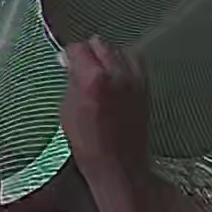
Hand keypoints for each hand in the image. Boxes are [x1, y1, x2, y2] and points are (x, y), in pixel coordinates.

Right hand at [61, 38, 149, 195]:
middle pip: (100, 44)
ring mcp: (134, 79)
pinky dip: (122, 62)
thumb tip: (69, 63)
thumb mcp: (67, 111)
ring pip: (118, 49)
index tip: (65, 61)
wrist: (120, 167)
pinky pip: (133, 61)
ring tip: (98, 69)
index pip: (79, 48)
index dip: (69, 54)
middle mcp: (117, 73)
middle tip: (80, 64)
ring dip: (106, 55)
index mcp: (94, 79)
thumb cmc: (88, 144)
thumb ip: (71, 81)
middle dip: (88, 51)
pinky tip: (115, 74)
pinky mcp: (145, 86)